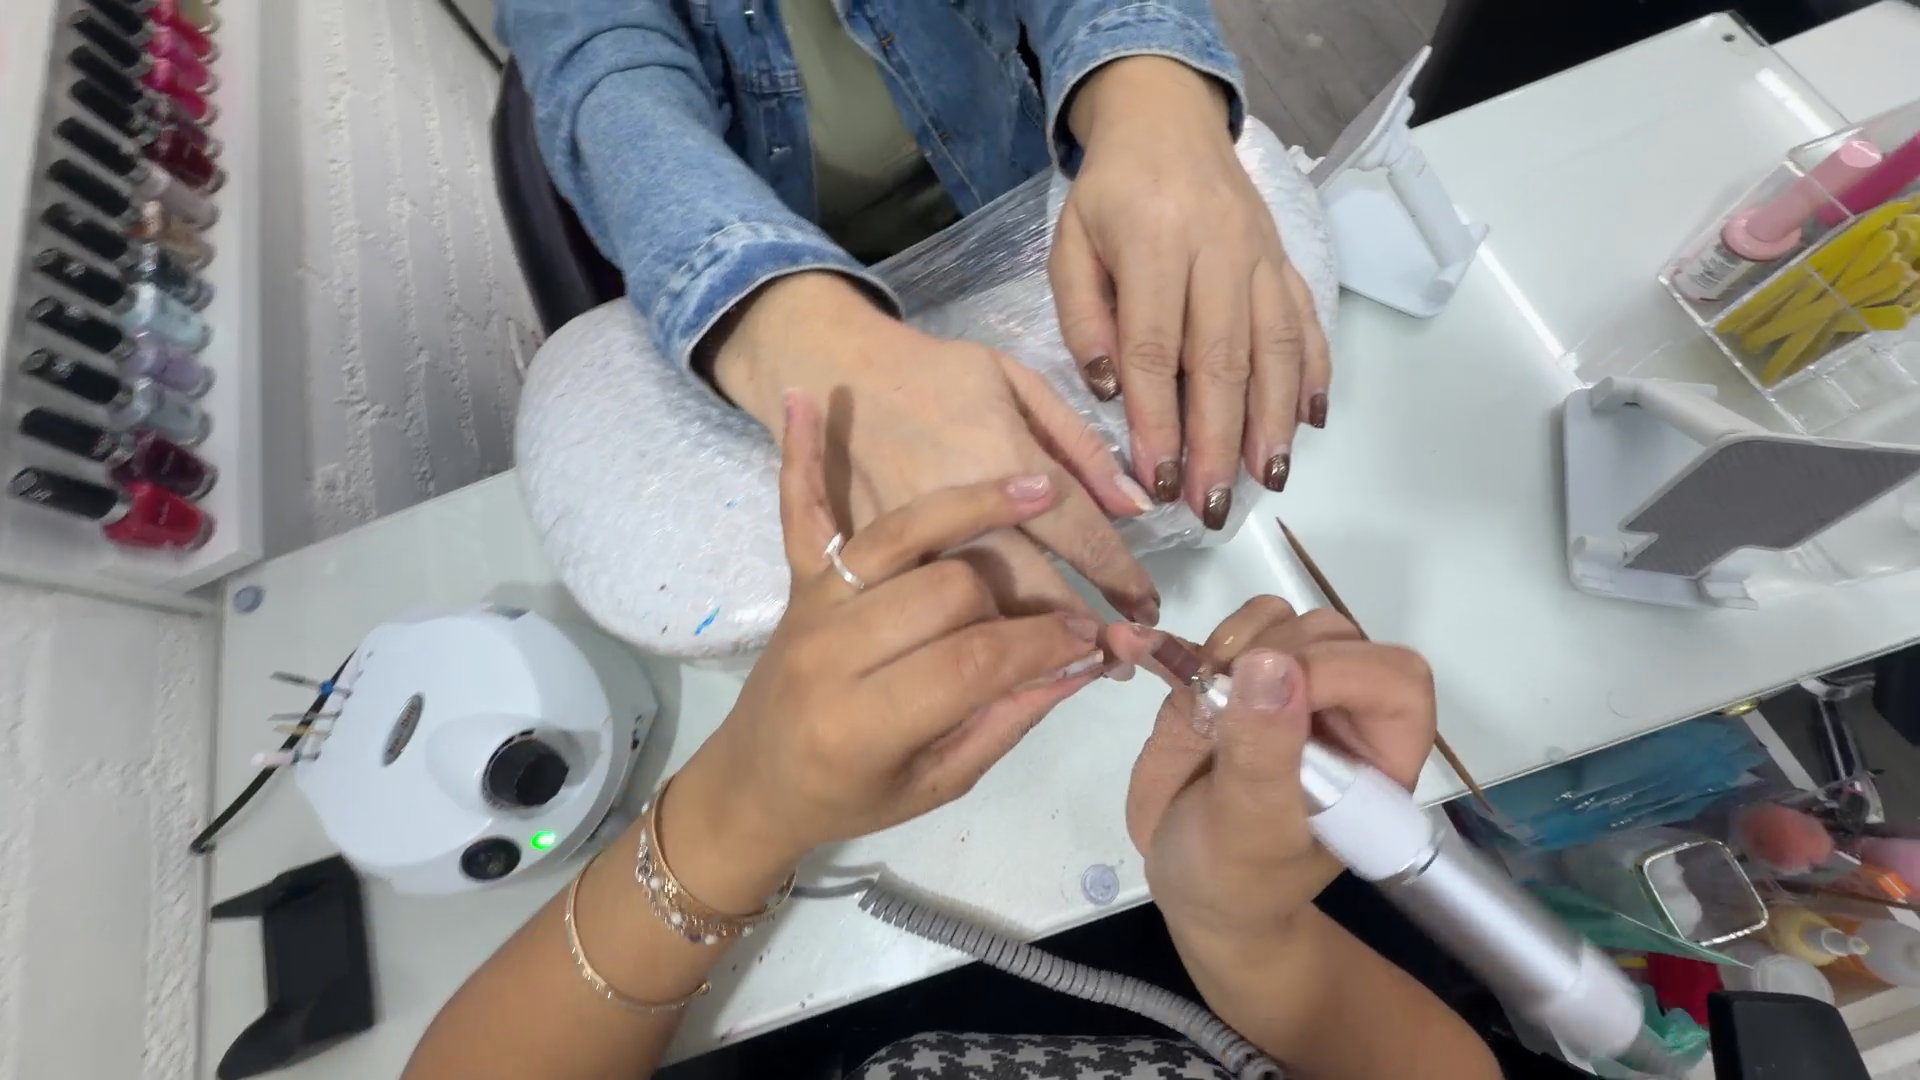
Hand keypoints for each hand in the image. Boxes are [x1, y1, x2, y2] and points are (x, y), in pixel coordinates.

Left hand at [665, 392, 1109, 907]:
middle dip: (1025, 596)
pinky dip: (799, 453)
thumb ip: (1007, 720)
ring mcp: (812, 602)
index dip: (1050, 646)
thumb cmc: (850, 797)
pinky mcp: (797, 576)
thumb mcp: (937, 784)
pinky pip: (798, 507)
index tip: (1103, 640)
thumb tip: (1086, 666)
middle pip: (952, 589)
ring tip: (1040, 485)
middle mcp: (833, 650)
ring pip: (906, 534)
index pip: (980, 660)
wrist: (754, 781)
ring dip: (974, 504)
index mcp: (866, 719)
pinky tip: (805, 398)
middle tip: (1071, 608)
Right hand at [712, 272, 1159, 623]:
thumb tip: (1136, 504)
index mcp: (997, 454)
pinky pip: (920, 615)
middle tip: (1118, 657)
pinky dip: (960, 639)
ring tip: (1068, 667)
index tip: (1147, 607)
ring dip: (1026, 647)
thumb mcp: (1014, 382)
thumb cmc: (935, 373)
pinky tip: (993, 660)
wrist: (833, 372)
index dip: (1119, 574)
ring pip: (972, 613)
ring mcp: (904, 540)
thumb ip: (1076, 444)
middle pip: (1029, 586)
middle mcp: (953, 507)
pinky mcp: (866, 562)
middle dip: (1079, 629)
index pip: (1077, 530)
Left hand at [1054, 57, 1331, 526]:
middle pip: (1223, 360)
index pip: (1157, 350)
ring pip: (1276, 347)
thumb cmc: (1107, 198)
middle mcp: (1218, 251)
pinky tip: (1311, 421)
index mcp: (1153, 245)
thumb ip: (1084, 318)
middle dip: (1219, 441)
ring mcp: (1261, 256)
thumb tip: (1112, 390)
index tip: (1158, 480)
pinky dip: (1313, 372)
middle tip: (1211, 505)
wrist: (1167, 124)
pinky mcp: (1284, 260)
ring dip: (1274, 420)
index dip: (1159, 421)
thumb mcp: (1069, 249)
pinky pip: (1306, 319)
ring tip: (1269, 479)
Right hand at [1109, 598, 1434, 951]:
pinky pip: (1218, 633)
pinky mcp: (1224, 680)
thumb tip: (1270, 665)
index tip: (1267, 700)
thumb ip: (1262, 754)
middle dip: (1270, 655)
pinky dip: (1179, 638)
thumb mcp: (1251, 830)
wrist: (1186, 879)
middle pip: (1329, 635)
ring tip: (1194, 693)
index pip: (1390, 678)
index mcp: (1371, 754)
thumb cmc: (1235, 877)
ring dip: (1229, 642)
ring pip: (1276, 621)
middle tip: (1218, 702)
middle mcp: (1333, 712)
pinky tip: (1143, 651)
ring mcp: (1275, 690)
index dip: (1335, 671)